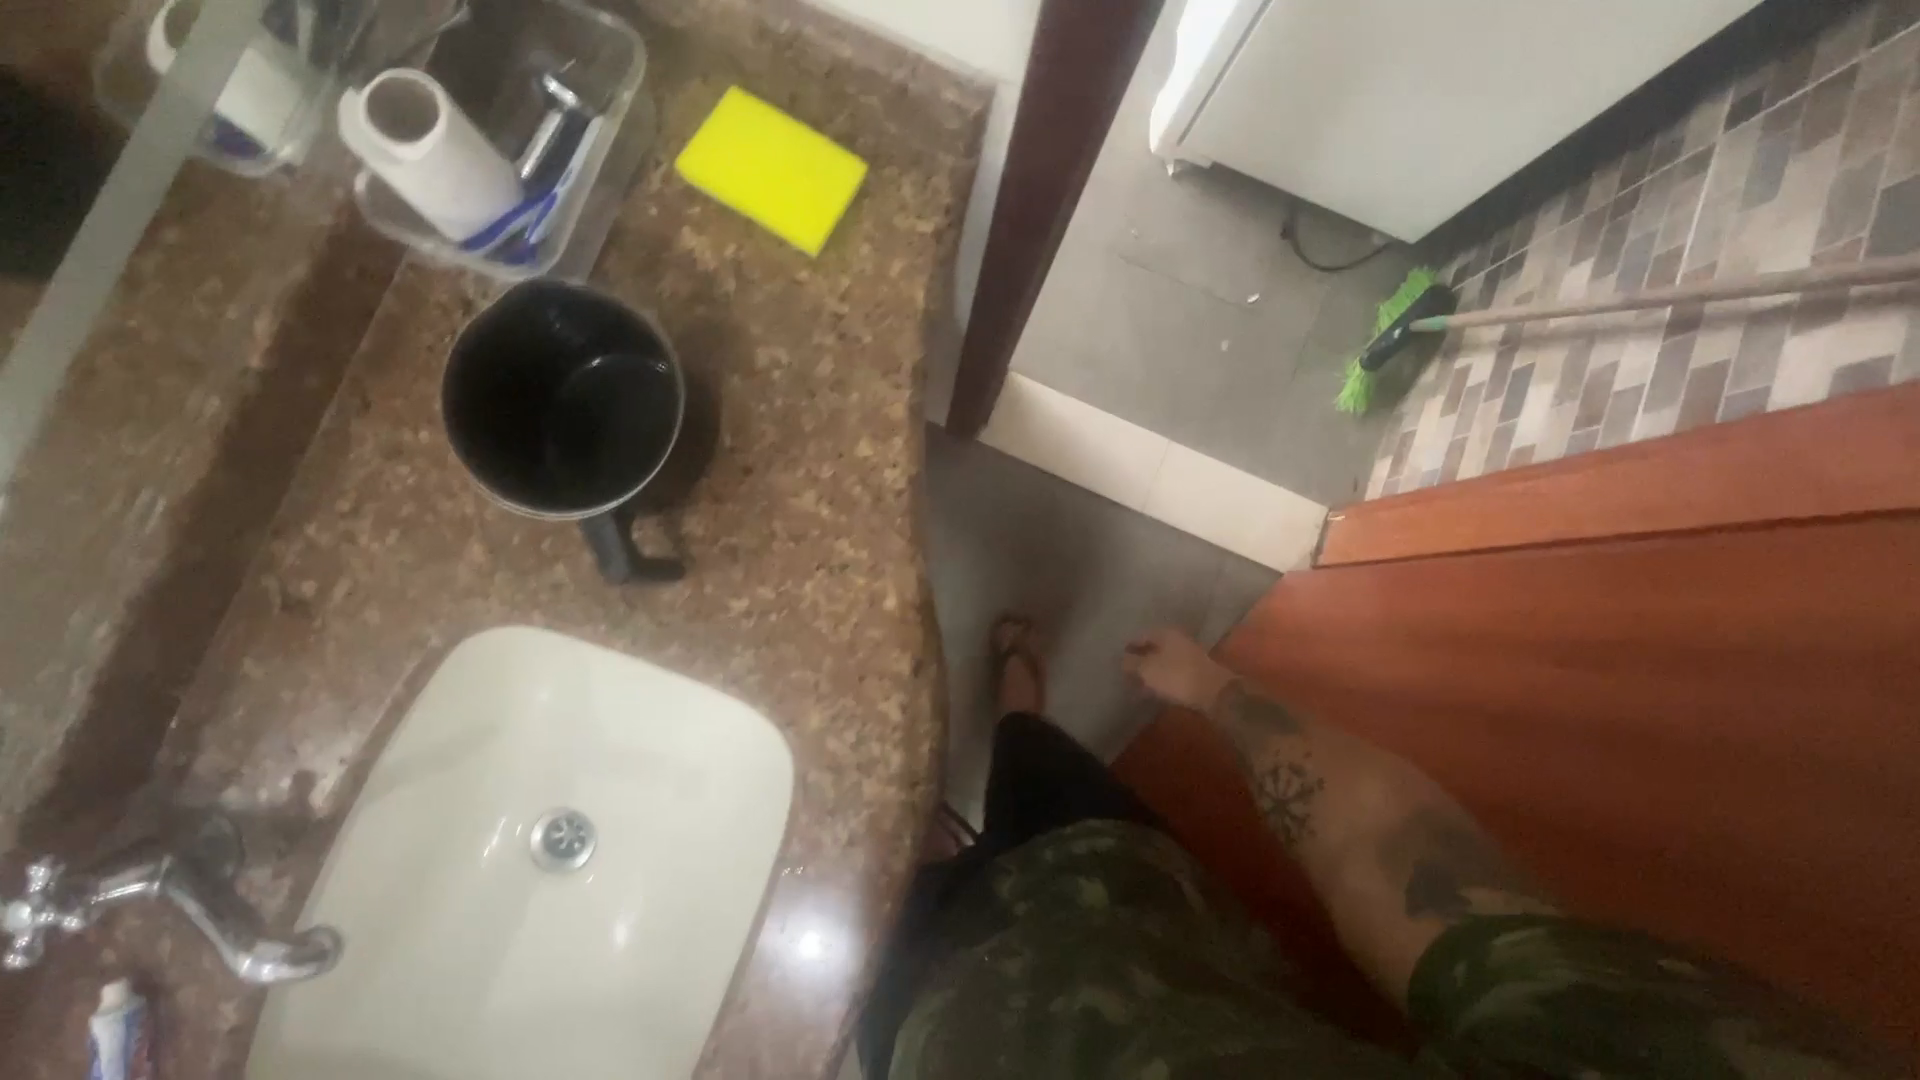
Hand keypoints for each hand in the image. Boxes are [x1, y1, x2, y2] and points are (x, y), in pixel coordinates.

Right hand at [1123, 627, 1234, 712]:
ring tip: (1138, 682)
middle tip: (1126, 670)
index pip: (1140, 636)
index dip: (1128, 647)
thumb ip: (1131, 663)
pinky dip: (1162, 678)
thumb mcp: (1147, 669)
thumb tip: (1121, 659)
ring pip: (1163, 659)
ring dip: (1151, 669)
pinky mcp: (1195, 671)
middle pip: (1153, 647)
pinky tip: (1155, 689)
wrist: (1214, 692)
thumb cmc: (1176, 675)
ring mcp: (1189, 655)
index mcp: (1164, 633)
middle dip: (1140, 658)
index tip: (1118, 658)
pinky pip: (1173, 671)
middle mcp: (1177, 639)